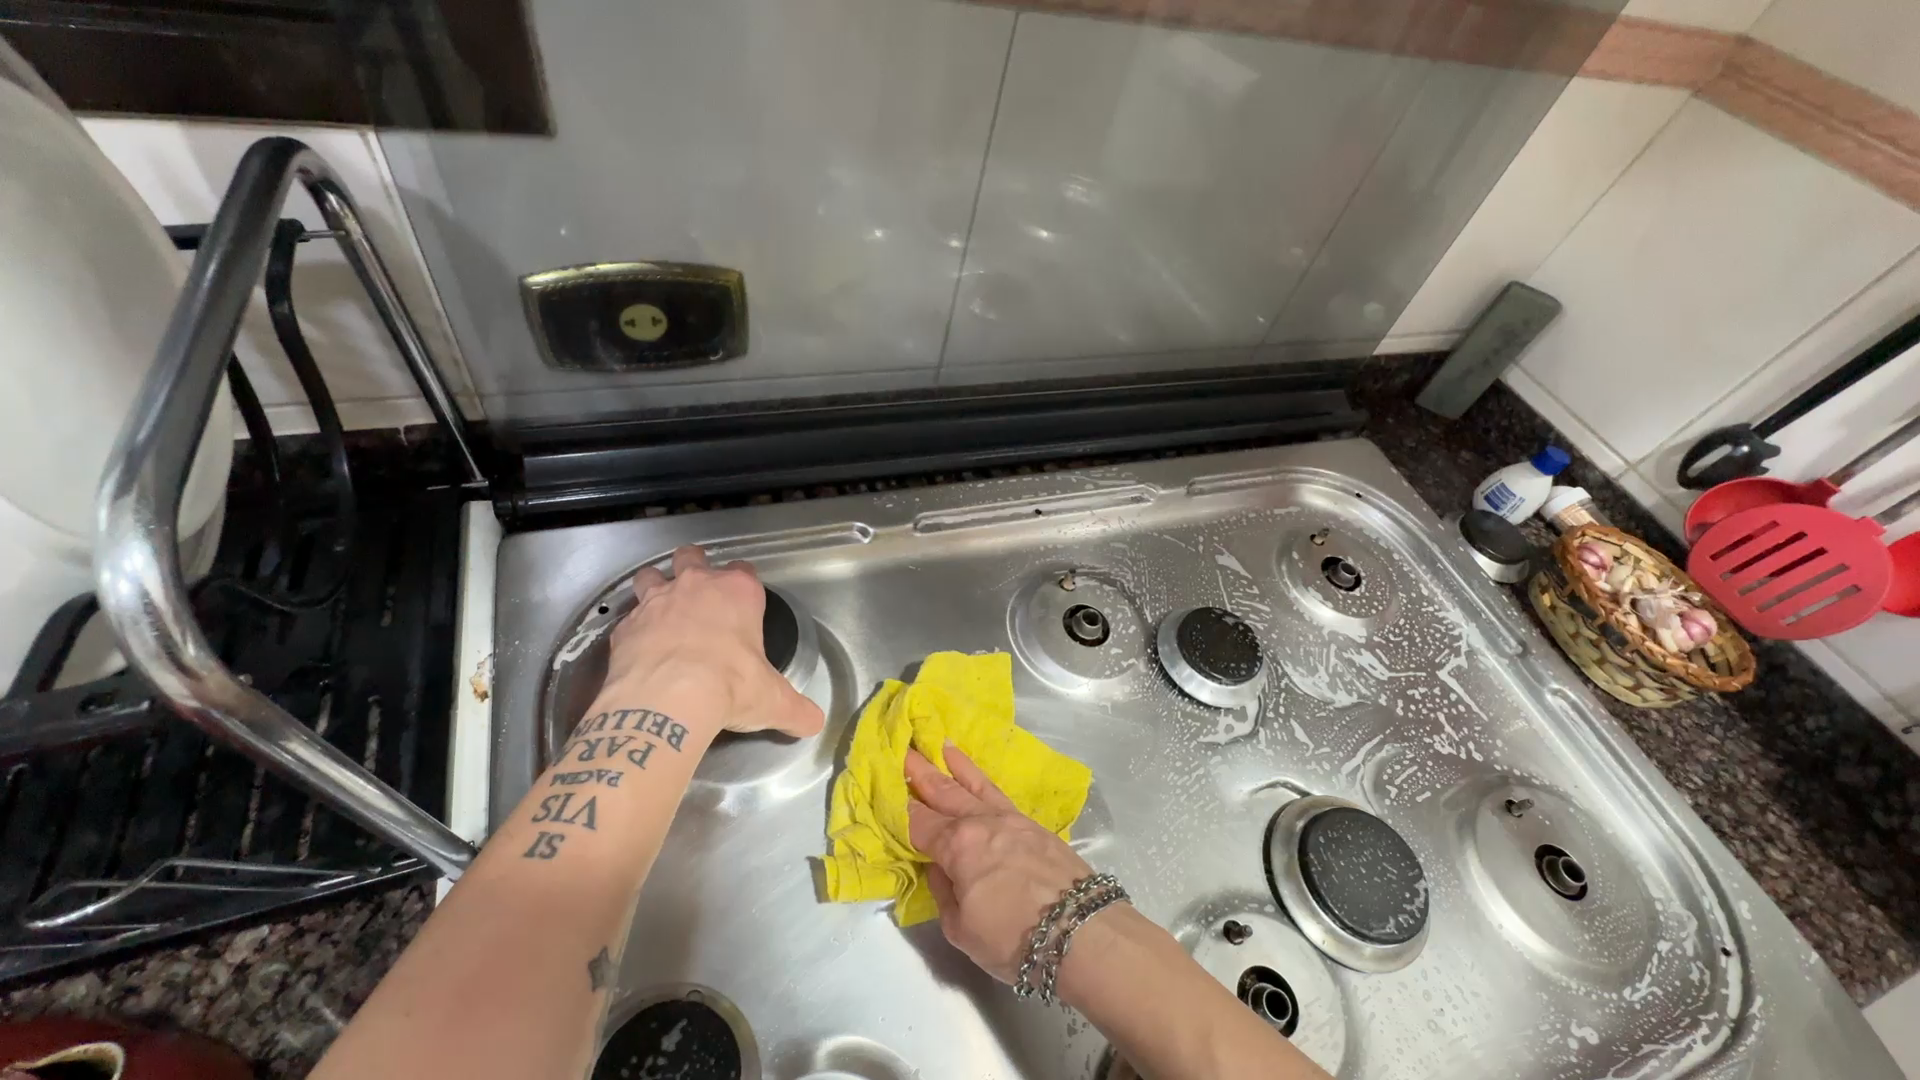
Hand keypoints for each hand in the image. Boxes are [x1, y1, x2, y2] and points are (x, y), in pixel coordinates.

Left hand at [601, 545, 823, 740]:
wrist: (668, 700)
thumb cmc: (729, 686)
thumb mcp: (773, 700)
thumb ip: (796, 709)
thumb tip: (815, 723)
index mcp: (737, 593)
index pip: (744, 570)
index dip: (744, 584)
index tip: (744, 602)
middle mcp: (695, 586)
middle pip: (692, 556)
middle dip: (693, 567)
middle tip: (697, 591)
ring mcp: (655, 602)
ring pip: (650, 575)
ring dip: (654, 586)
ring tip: (660, 608)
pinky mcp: (625, 627)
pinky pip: (627, 619)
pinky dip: (632, 630)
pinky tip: (639, 649)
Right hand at [905, 743, 1095, 983]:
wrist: (1082, 932)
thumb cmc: (1015, 937)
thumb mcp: (963, 929)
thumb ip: (944, 894)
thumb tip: (941, 870)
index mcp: (957, 846)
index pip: (918, 823)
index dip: (898, 808)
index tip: (882, 787)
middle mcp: (980, 823)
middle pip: (943, 793)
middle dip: (919, 772)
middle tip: (901, 749)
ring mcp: (1010, 819)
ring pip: (973, 785)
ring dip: (952, 766)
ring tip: (937, 745)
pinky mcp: (1033, 825)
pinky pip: (998, 794)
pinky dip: (982, 779)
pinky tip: (976, 776)